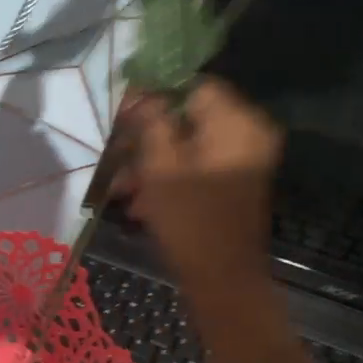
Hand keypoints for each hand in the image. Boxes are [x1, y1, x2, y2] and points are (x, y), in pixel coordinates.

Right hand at [114, 79, 282, 295]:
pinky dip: (165, 175)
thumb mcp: (160, 167)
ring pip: (186, 143)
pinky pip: (193, 164)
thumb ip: (150, 124)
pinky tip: (138, 199)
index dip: (154, 94)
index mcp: (237, 124)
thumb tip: (141, 93)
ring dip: (149, 160)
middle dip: (147, 135)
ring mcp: (242, 159)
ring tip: (119, 187)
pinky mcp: (231, 180)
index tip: (120, 113)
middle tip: (115, 154)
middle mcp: (247, 134)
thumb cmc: (190, 219)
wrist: (221, 275)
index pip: (194, 87)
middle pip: (189, 116)